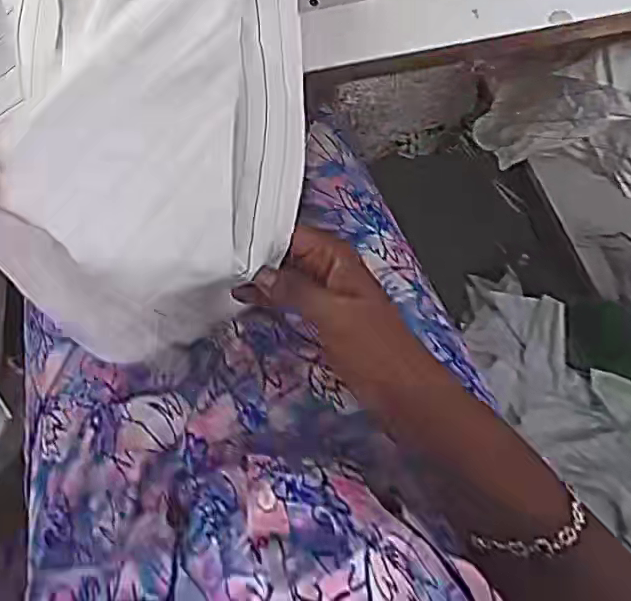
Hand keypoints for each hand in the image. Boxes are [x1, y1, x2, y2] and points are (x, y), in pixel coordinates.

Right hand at [234, 226, 436, 402]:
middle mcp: (331, 271)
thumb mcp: (332, 315)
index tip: (233, 247)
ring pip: (288, 277)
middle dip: (259, 260)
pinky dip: (272, 299)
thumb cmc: (377, 351)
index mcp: (337, 258)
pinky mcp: (324, 318)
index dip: (263, 239)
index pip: (292, 234)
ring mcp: (327, 295)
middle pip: (288, 254)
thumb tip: (262, 274)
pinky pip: (292, 299)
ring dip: (263, 281)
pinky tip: (252, 302)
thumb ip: (295, 290)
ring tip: (230, 283)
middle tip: (223, 267)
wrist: (406, 395)